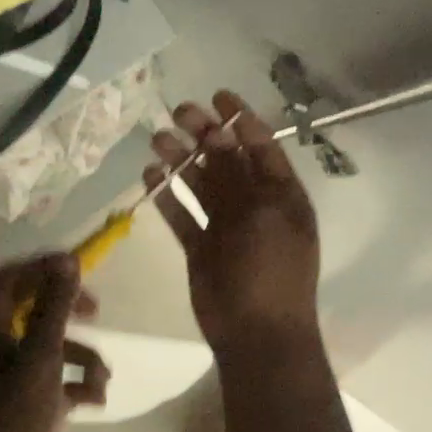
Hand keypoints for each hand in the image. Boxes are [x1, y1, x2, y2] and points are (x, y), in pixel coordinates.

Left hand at [0, 254, 107, 431]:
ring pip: (47, 347)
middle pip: (32, 309)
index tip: (80, 269)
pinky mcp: (21, 407)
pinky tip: (95, 399)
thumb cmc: (12, 421)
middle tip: (96, 312)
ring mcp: (5, 379)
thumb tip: (67, 259)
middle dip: (67, 311)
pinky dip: (75, 383)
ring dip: (80, 355)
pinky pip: (52, 379)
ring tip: (102, 379)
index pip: (11, 277)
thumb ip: (55, 306)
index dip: (44, 267)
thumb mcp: (39, 357)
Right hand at [147, 91, 321, 355]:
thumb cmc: (269, 270)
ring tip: (157, 139)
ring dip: (181, 159)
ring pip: (202, 182)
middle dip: (205, 133)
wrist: (257, 336)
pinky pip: (183, 214)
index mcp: (282, 194)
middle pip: (227, 159)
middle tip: (178, 111)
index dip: (241, 118)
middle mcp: (255, 204)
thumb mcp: (259, 214)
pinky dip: (168, 195)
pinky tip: (150, 175)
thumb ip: (237, 173)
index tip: (217, 95)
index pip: (262, 145)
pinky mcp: (202, 247)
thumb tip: (220, 131)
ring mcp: (227, 226)